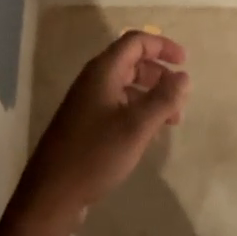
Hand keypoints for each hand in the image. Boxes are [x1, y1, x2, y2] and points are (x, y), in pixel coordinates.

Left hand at [10, 30, 190, 231]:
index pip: (136, 42)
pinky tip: (149, 134)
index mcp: (103, 71)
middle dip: (159, 75)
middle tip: (180, 97)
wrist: (52, 193)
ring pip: (126, 86)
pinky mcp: (85, 124)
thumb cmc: (95, 154)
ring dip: (151, 96)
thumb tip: (184, 76)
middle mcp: (94, 80)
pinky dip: (137, 111)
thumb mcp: (136, 126)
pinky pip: (117, 105)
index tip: (184, 62)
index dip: (162, 46)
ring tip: (171, 120)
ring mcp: (87, 102)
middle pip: (132, 62)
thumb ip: (163, 99)